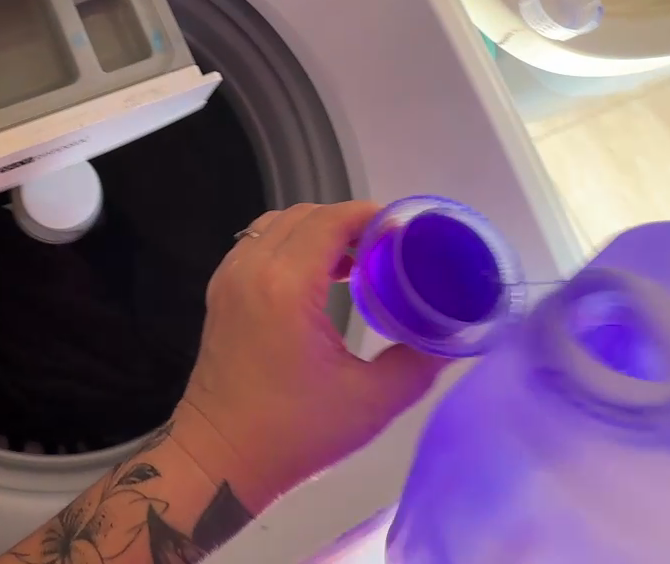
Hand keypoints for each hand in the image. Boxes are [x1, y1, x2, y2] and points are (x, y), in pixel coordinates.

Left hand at [172, 200, 443, 513]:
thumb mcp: (370, 402)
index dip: (368, 215)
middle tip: (387, 247)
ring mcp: (229, 274)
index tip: (403, 228)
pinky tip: (319, 275)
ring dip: (316, 230)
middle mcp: (251, 268)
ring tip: (356, 260)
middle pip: (303, 215)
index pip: (329, 221)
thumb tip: (449, 337)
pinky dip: (289, 243)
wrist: (220, 454)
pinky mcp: (221, 287)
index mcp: (285, 286)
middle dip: (347, 221)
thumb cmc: (294, 432)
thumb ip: (416, 363)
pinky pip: (258, 242)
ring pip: (276, 224)